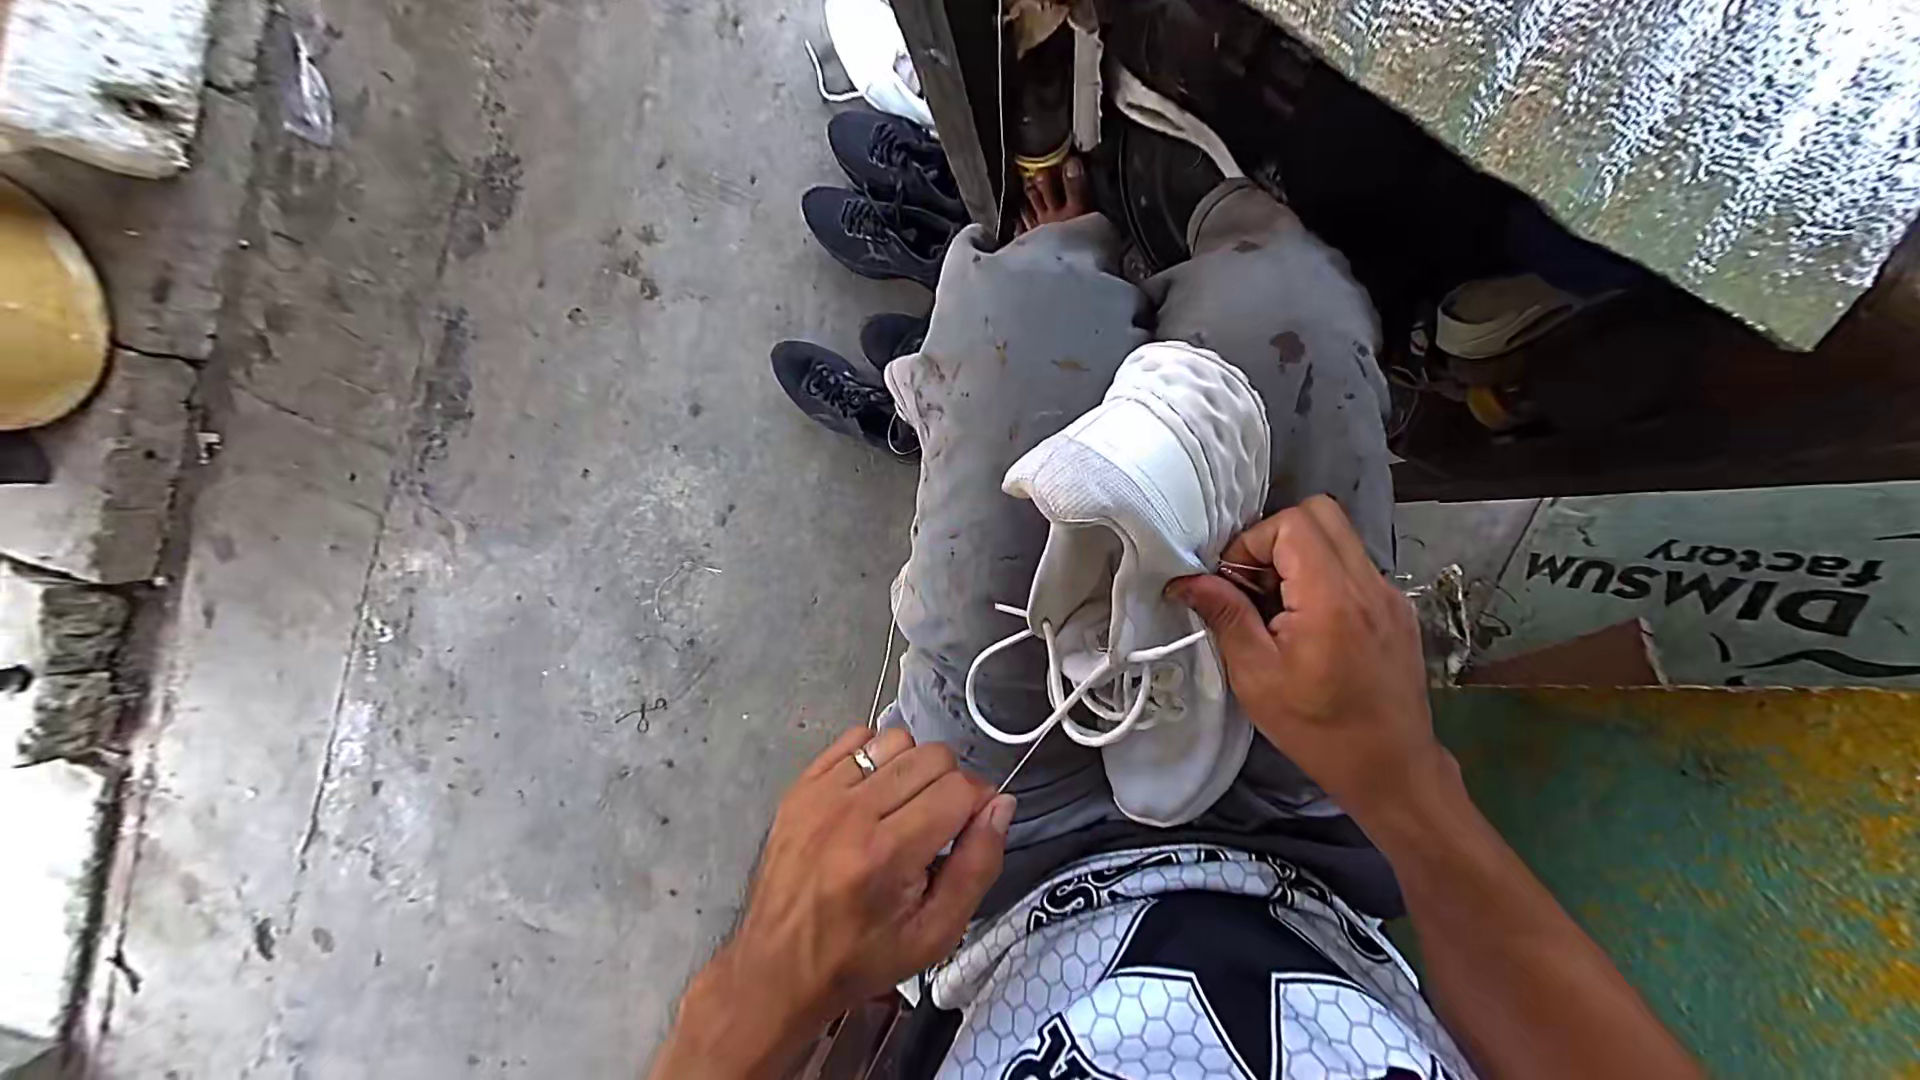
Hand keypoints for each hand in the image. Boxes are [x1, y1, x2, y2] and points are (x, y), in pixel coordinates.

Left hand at [652, 726, 1013, 1079]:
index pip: (959, 789)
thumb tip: (1001, 805)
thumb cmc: (860, 956)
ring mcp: (822, 793)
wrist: (777, 967)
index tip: (971, 825)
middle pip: (933, 756)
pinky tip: (873, 792)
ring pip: (898, 739)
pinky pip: (857, 737)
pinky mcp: (802, 784)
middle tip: (938, 821)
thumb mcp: (935, 934)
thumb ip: (979, 865)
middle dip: (950, 784)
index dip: (979, 803)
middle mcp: (852, 813)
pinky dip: (876, 757)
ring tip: (904, 805)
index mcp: (886, 854)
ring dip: (913, 767)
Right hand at [1167, 495, 1444, 826]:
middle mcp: (1369, 585)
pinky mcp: (1396, 609)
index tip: (1235, 584)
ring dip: (1296, 555)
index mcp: (1333, 599)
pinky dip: (1319, 575)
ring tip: (1277, 605)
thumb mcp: (1255, 674)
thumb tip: (1185, 581)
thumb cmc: (1316, 728)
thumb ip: (1224, 614)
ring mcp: (1390, 595)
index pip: (1292, 524)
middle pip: (1320, 513)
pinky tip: (1305, 621)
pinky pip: (1352, 565)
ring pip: (1338, 537)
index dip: (1251, 543)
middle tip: (1254, 583)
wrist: (1392, 769)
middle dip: (1274, 537)